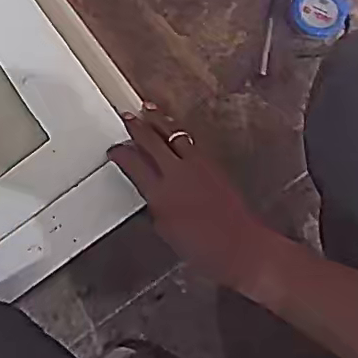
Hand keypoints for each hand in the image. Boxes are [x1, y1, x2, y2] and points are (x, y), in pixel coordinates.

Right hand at [107, 109, 273, 289]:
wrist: (243, 248)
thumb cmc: (204, 248)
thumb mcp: (165, 230)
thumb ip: (154, 204)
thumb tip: (149, 191)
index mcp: (160, 192)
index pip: (132, 162)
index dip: (120, 153)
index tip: (114, 150)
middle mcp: (177, 173)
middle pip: (151, 140)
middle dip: (136, 126)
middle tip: (127, 117)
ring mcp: (197, 166)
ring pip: (173, 132)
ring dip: (158, 119)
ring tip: (148, 108)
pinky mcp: (213, 165)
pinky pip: (190, 141)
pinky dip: (178, 131)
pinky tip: (175, 130)